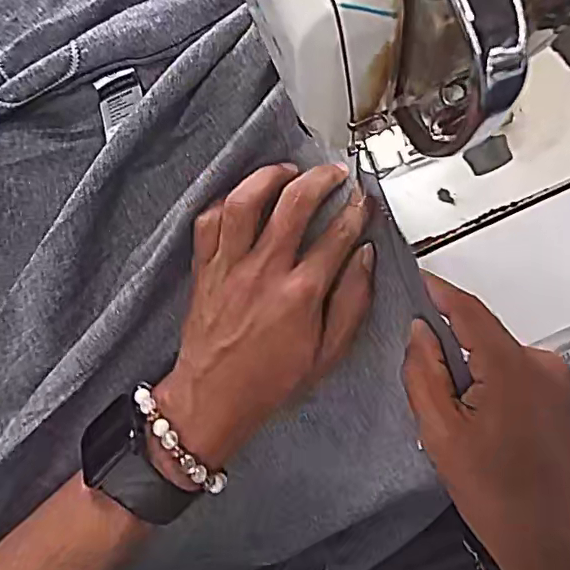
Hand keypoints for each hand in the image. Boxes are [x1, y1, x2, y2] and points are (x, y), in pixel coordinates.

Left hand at [153, 163, 373, 479]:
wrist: (212, 397)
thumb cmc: (268, 381)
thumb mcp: (327, 354)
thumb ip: (352, 302)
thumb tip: (365, 259)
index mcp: (300, 294)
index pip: (337, 235)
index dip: (356, 211)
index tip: (363, 201)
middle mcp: (264, 272)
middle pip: (294, 204)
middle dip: (321, 179)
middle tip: (334, 174)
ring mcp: (230, 267)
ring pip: (245, 202)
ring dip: (269, 177)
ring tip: (288, 171)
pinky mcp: (204, 269)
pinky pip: (208, 222)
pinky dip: (225, 202)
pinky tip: (243, 199)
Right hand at [402, 273, 569, 569]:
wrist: (553, 546)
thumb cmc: (501, 498)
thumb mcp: (441, 434)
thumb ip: (424, 373)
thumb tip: (419, 333)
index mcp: (511, 368)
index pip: (468, 310)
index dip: (439, 291)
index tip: (417, 279)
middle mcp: (542, 366)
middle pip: (481, 335)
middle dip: (450, 349)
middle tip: (426, 383)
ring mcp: (556, 382)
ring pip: (497, 357)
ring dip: (471, 372)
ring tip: (458, 420)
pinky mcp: (561, 399)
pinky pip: (515, 374)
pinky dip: (491, 385)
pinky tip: (482, 426)